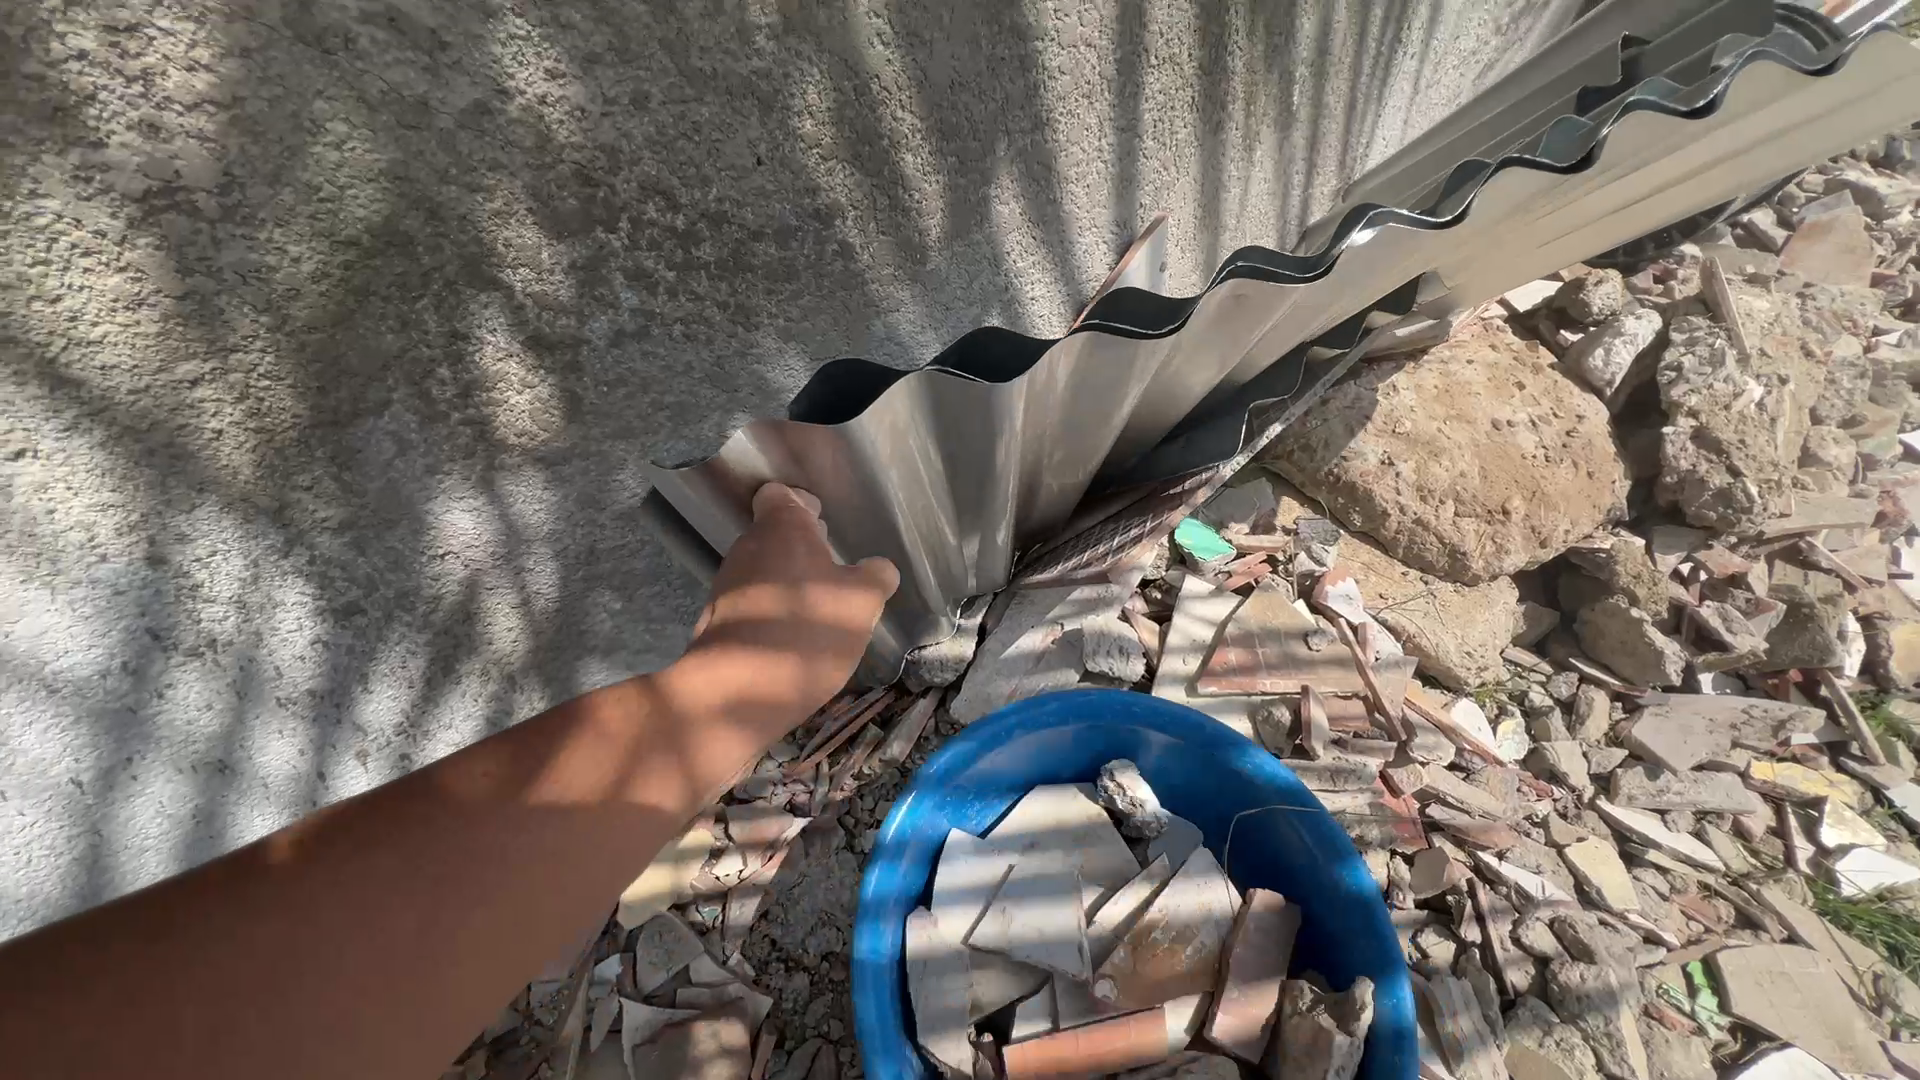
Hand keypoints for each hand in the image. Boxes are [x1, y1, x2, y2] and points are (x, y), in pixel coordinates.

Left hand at [666, 483, 899, 739]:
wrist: (738, 693)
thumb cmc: (808, 631)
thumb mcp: (863, 601)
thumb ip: (876, 576)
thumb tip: (878, 569)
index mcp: (782, 529)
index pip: (781, 494)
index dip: (804, 504)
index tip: (825, 527)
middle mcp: (748, 548)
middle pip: (775, 535)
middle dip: (804, 551)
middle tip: (835, 573)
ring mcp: (727, 586)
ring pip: (765, 572)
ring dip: (790, 586)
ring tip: (820, 613)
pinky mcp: (719, 623)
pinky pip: (754, 606)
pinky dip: (774, 616)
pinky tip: (796, 642)